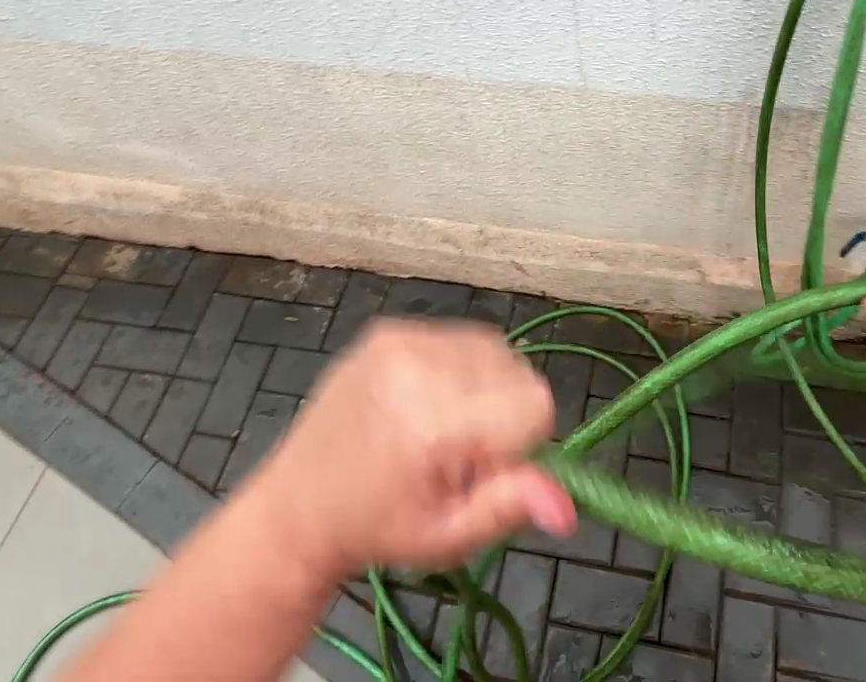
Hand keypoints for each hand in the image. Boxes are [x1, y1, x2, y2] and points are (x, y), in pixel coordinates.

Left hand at [244, 318, 576, 580]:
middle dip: (505, 414)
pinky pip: (463, 339)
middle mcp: (419, 366)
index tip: (486, 469)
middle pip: (518, 373)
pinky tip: (429, 401)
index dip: (523, 442)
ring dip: (487, 389)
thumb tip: (569, 506)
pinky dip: (463, 370)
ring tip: (443, 427)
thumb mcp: (446, 536)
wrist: (296, 504)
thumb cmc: (376, 526)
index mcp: (432, 422)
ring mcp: (402, 340)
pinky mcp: (391, 329)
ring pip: (497, 352)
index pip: (534, 403)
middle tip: (460, 455)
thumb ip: (509, 508)